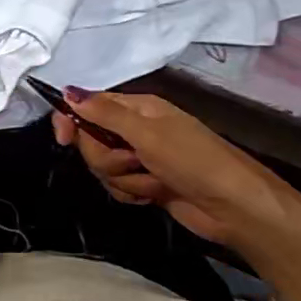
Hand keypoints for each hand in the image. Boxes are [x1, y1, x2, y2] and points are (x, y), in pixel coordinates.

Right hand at [53, 90, 291, 246]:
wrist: (237, 209)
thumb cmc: (195, 161)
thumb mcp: (147, 133)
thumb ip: (103, 113)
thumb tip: (66, 91)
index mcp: (138, 108)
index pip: (87, 105)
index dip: (70, 120)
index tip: (64, 139)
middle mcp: (136, 129)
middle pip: (90, 140)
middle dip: (106, 157)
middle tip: (132, 161)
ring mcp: (141, 158)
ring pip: (102, 166)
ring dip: (123, 178)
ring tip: (153, 180)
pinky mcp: (145, 183)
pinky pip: (116, 186)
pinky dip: (132, 192)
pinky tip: (152, 195)